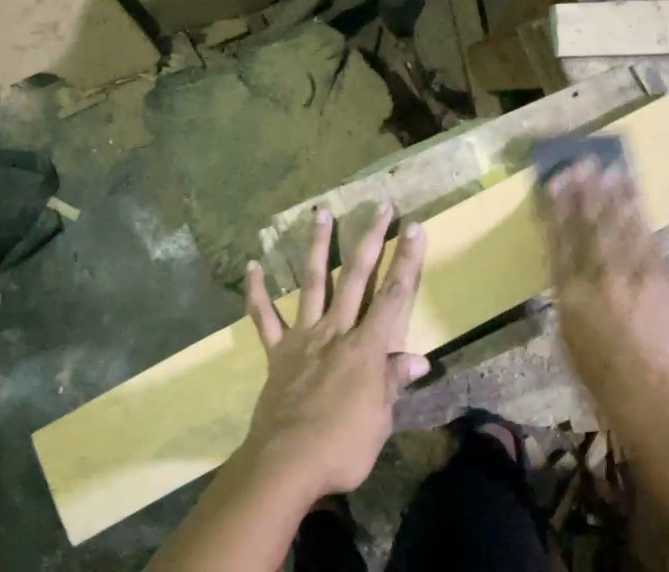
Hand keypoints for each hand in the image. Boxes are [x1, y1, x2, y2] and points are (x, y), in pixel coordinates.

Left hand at [239, 203, 427, 498]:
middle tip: (381, 206)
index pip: (394, 296)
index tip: (414, 229)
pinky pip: (264, 317)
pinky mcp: (277, 352)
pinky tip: (252, 265)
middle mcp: (336, 332)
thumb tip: (416, 358)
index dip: (406, 261)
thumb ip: (392, 382)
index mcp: (367, 348)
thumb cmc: (342, 447)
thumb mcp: (380, 420)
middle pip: (356, 278)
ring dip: (317, 246)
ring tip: (321, 213)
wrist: (286, 462)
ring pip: (312, 282)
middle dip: (371, 240)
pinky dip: (257, 291)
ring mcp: (303, 338)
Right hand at [541, 160, 668, 429]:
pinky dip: (641, 220)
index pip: (561, 238)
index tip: (555, 180)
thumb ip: (568, 297)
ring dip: (615, 196)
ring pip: (623, 227)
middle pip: (591, 224)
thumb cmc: (602, 379)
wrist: (659, 402)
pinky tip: (635, 204)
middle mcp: (602, 277)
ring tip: (609, 171)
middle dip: (586, 190)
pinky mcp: (667, 283)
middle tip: (582, 162)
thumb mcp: (567, 337)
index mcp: (570, 293)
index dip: (557, 207)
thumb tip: (569, 270)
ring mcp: (638, 277)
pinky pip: (651, 243)